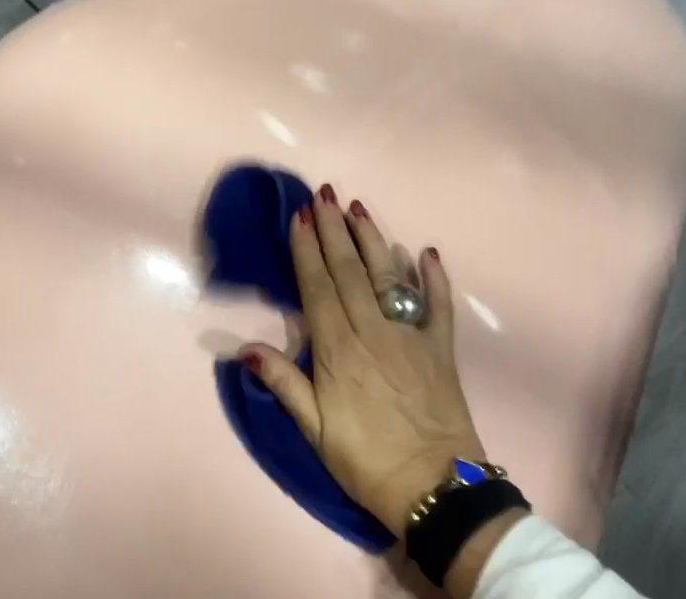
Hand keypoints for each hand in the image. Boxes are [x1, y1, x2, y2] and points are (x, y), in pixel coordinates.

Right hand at [238, 185, 484, 535]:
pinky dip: (433, 277)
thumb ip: (284, 382)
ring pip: (389, 278)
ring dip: (373, 240)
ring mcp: (411, 338)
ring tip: (359, 207)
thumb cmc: (367, 460)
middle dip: (334, 230)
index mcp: (338, 349)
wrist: (439, 492)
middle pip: (350, 271)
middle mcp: (373, 332)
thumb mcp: (315, 429)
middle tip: (324, 193)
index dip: (307, 250)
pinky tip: (425, 251)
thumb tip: (243, 346)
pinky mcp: (442, 351)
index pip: (318, 287)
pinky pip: (439, 306)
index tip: (299, 216)